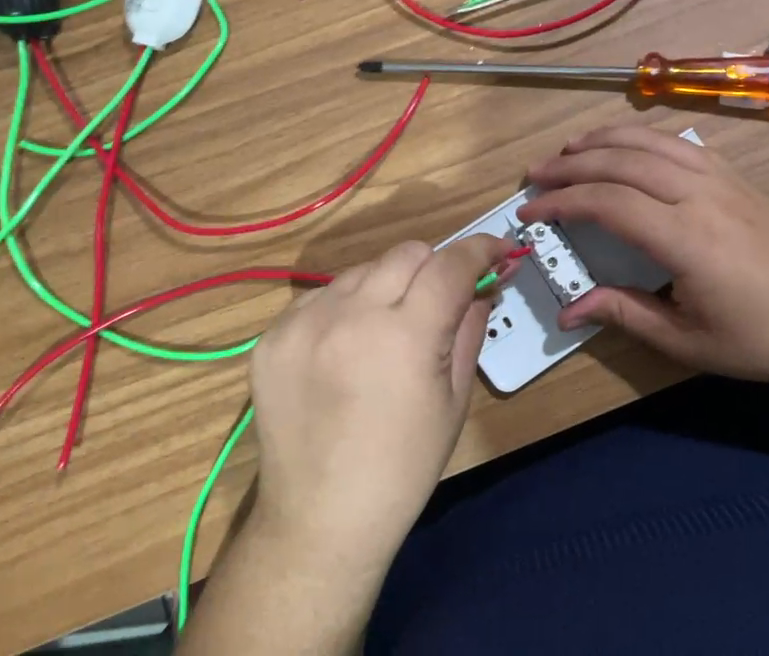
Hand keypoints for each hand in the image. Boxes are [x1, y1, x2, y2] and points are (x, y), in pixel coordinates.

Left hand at [248, 236, 508, 560]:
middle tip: (441, 300)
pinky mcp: (271, 339)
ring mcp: (303, 324)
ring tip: (388, 330)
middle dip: (434, 267)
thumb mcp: (453, 400)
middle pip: (406, 254)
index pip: (451, 265)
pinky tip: (346, 349)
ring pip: (361, 271)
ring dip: (387, 286)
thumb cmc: (403, 468)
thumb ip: (468, 330)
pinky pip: (319, 297)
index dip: (480, 250)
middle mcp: (351, 315)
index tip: (497, 250)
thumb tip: (482, 287)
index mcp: (405, 336)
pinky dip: (343, 309)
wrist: (320, 518)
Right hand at [518, 126, 768, 399]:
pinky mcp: (737, 177)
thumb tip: (566, 310)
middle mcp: (703, 195)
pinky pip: (681, 144)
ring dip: (605, 140)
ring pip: (652, 141)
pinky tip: (626, 148)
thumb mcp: (686, 341)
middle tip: (534, 175)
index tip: (529, 212)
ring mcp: (724, 179)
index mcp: (687, 238)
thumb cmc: (761, 340)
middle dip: (572, 164)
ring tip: (569, 149)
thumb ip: (623, 314)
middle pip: (623, 160)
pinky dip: (643, 138)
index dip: (561, 203)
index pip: (608, 203)